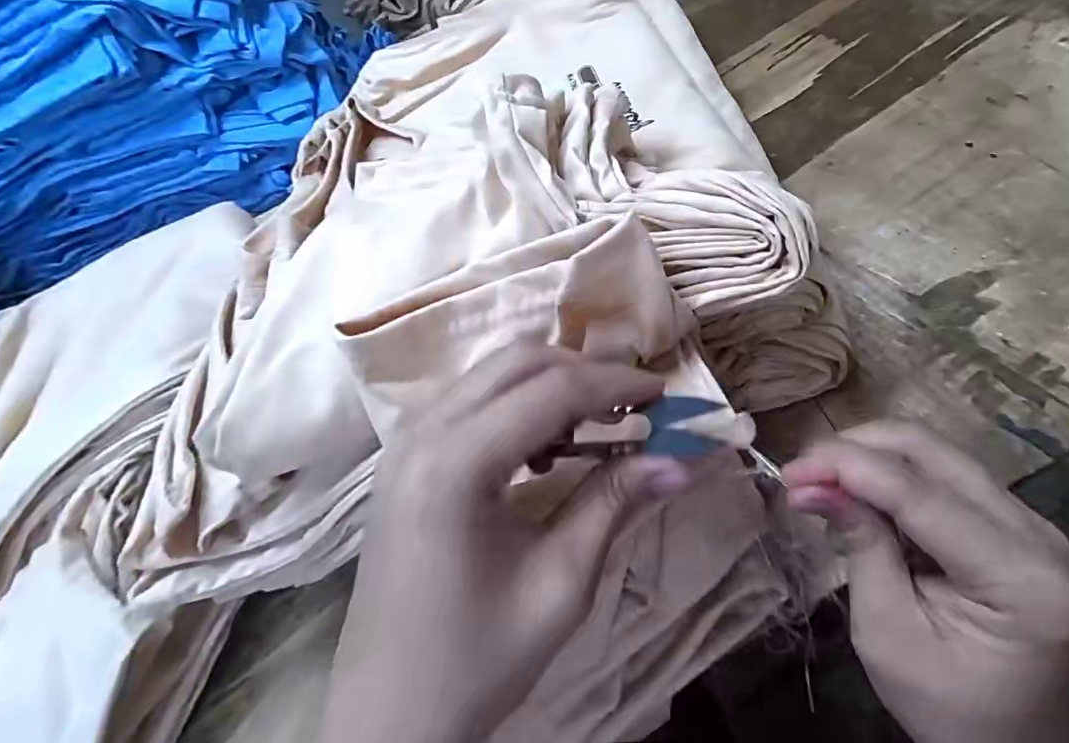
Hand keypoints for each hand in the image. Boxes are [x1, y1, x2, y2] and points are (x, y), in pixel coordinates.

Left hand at [321, 346, 691, 742]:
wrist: (388, 711)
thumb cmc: (476, 658)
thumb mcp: (559, 585)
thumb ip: (613, 504)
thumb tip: (680, 461)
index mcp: (454, 465)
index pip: (550, 391)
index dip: (614, 384)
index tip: (664, 393)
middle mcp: (422, 432)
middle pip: (517, 362)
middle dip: (583, 373)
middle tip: (634, 407)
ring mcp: (406, 438)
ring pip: (493, 372)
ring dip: (551, 384)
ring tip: (596, 427)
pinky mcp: (406, 452)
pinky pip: (472, 398)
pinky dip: (518, 402)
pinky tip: (545, 448)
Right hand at [784, 423, 1068, 742]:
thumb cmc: (948, 706)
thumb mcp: (887, 632)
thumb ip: (860, 546)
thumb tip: (811, 483)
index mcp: (1018, 576)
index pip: (918, 493)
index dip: (846, 467)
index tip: (789, 472)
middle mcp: (1034, 532)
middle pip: (928, 451)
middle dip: (854, 448)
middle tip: (802, 471)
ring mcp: (1027, 519)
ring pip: (931, 450)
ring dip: (868, 455)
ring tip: (823, 481)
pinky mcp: (1011, 516)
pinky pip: (940, 470)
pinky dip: (889, 471)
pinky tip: (859, 493)